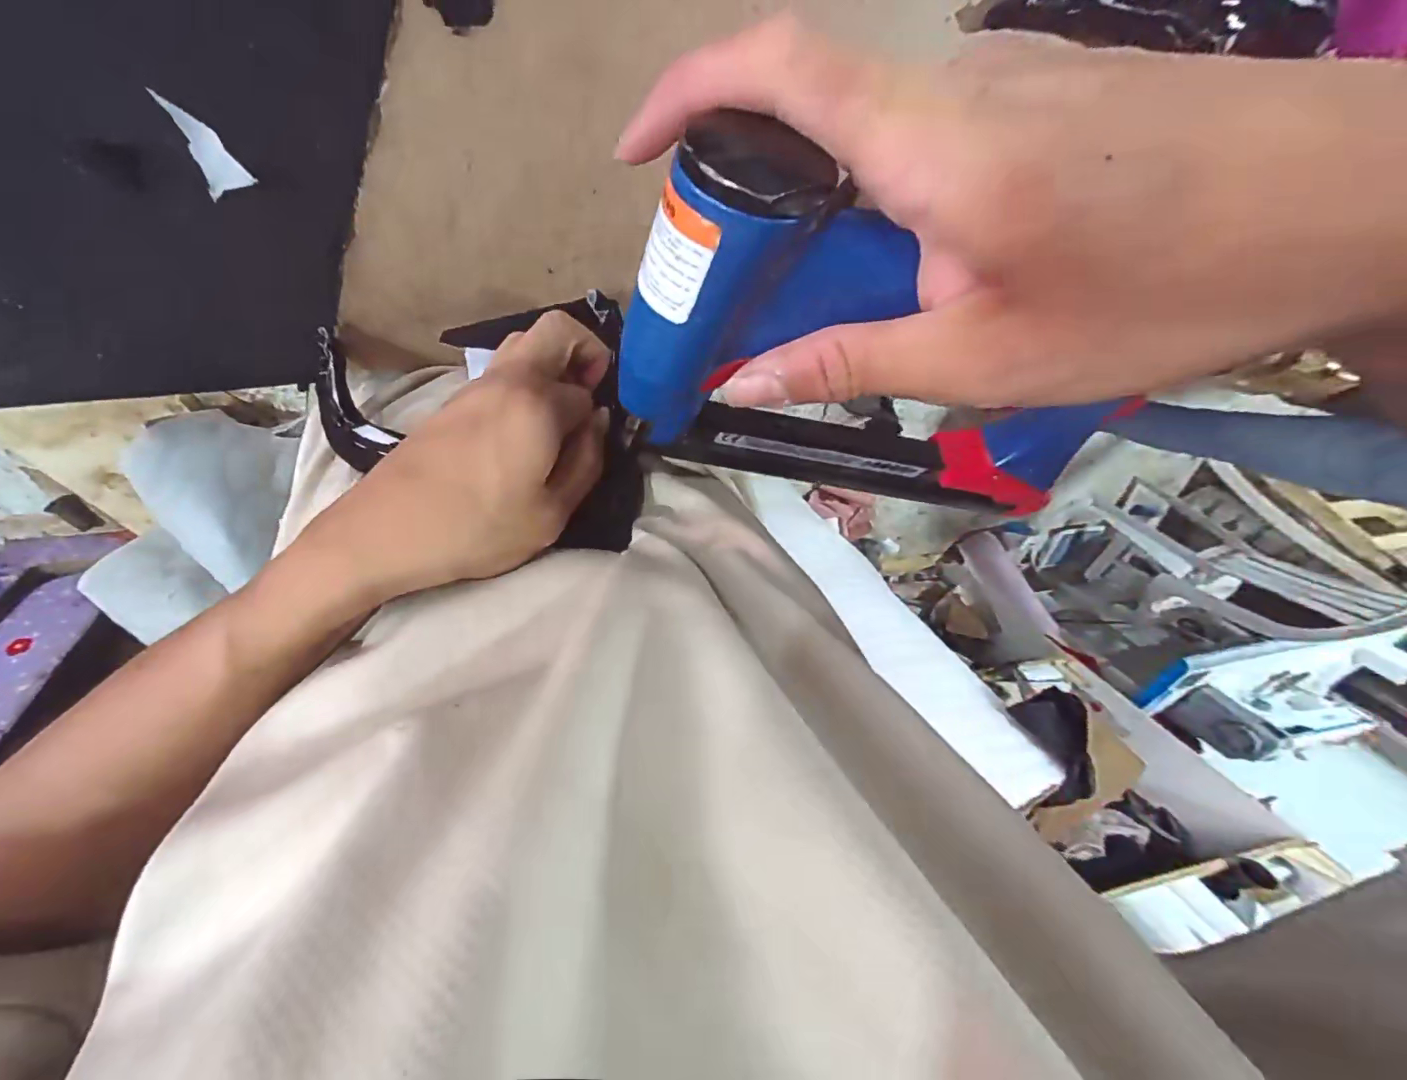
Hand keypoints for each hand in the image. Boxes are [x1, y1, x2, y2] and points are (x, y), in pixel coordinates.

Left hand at [295, 311, 611, 603]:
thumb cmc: (474, 529)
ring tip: (550, 426)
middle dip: (584, 353)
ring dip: (547, 370)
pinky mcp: (447, 405)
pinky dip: (518, 389)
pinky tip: (513, 438)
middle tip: (584, 402)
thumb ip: (586, 464)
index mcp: (536, 400)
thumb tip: (596, 424)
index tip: (593, 445)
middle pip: (555, 329)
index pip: (587, 390)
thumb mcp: (549, 515)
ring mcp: (471, 388)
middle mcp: (504, 379)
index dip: (599, 415)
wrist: (384, 531)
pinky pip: (496, 377)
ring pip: (521, 349)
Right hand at [617, 16, 1406, 407]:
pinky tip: (886, 256)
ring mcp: (1000, 78)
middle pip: (798, 103)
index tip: (634, 152)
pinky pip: (908, 129)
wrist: (1394, 191)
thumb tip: (742, 385)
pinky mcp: (1036, 87)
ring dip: (800, 197)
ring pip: (852, 123)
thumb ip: (847, 363)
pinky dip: (860, 190)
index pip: (778, 65)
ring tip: (798, 284)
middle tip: (719, 271)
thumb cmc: (1180, 284)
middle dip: (732, 182)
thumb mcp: (985, 356)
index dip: (686, 91)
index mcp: (931, 145)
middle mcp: (954, 87)